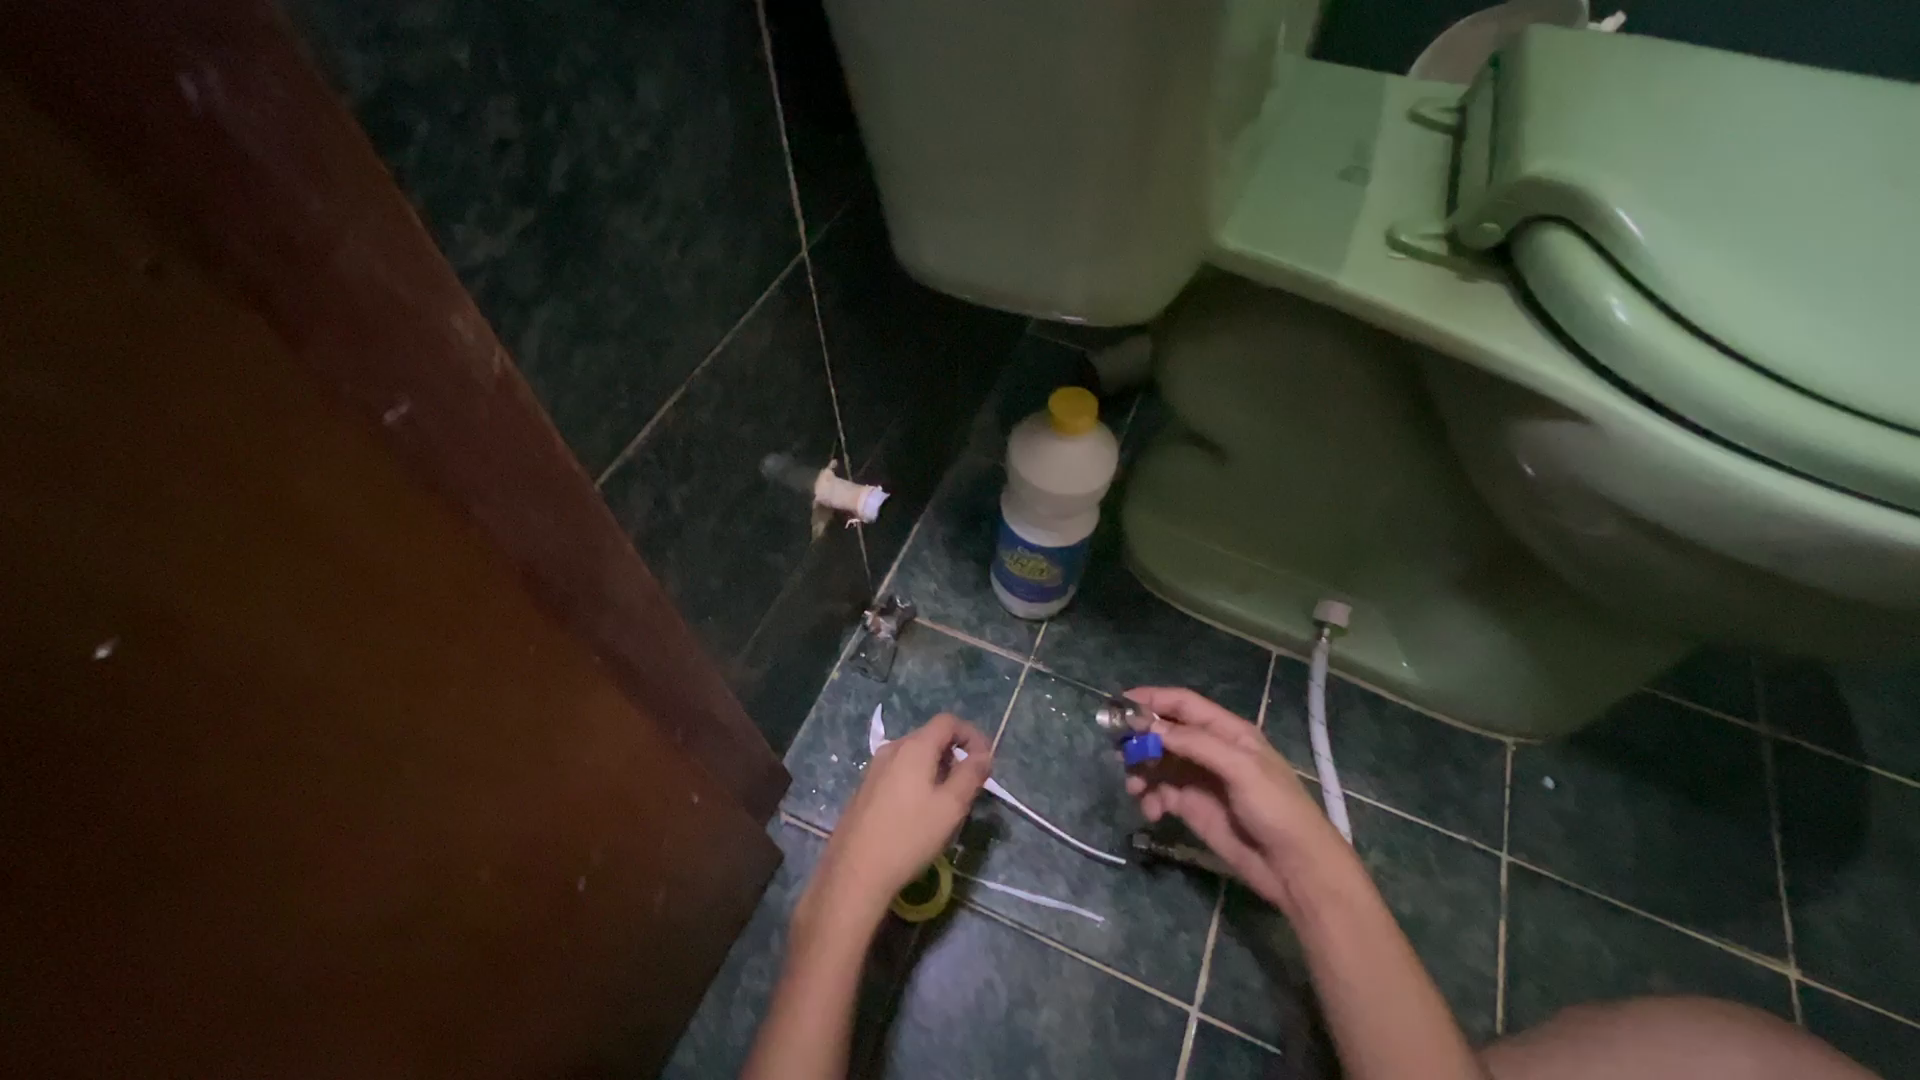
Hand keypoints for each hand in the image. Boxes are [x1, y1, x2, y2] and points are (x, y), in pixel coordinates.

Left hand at [801, 713, 992, 931]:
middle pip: (930, 737)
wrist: (855, 871)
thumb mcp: (951, 807)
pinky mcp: (865, 788)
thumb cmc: (909, 836)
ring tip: (947, 801)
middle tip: (969, 785)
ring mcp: (874, 768)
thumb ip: (971, 775)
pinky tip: (920, 812)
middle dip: (955, 754)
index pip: (948, 722)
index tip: (986, 762)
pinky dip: (918, 779)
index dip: (972, 735)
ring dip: (937, 768)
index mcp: (913, 747)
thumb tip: (984, 754)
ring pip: (914, 756)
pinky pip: (899, 771)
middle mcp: (891, 749)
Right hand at [1122, 687, 1345, 907]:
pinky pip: (1160, 793)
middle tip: (1119, 751)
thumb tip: (1150, 727)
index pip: (1183, 705)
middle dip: (1140, 739)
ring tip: (1133, 787)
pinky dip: (1149, 799)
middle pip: (1165, 733)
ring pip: (1158, 764)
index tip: (1119, 704)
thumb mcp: (1241, 768)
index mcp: (1227, 732)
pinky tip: (1150, 811)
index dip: (1151, 700)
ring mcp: (1200, 780)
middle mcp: (1211, 751)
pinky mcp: (1192, 808)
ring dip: (1141, 771)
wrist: (1294, 867)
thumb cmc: (1275, 808)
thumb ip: (1196, 743)